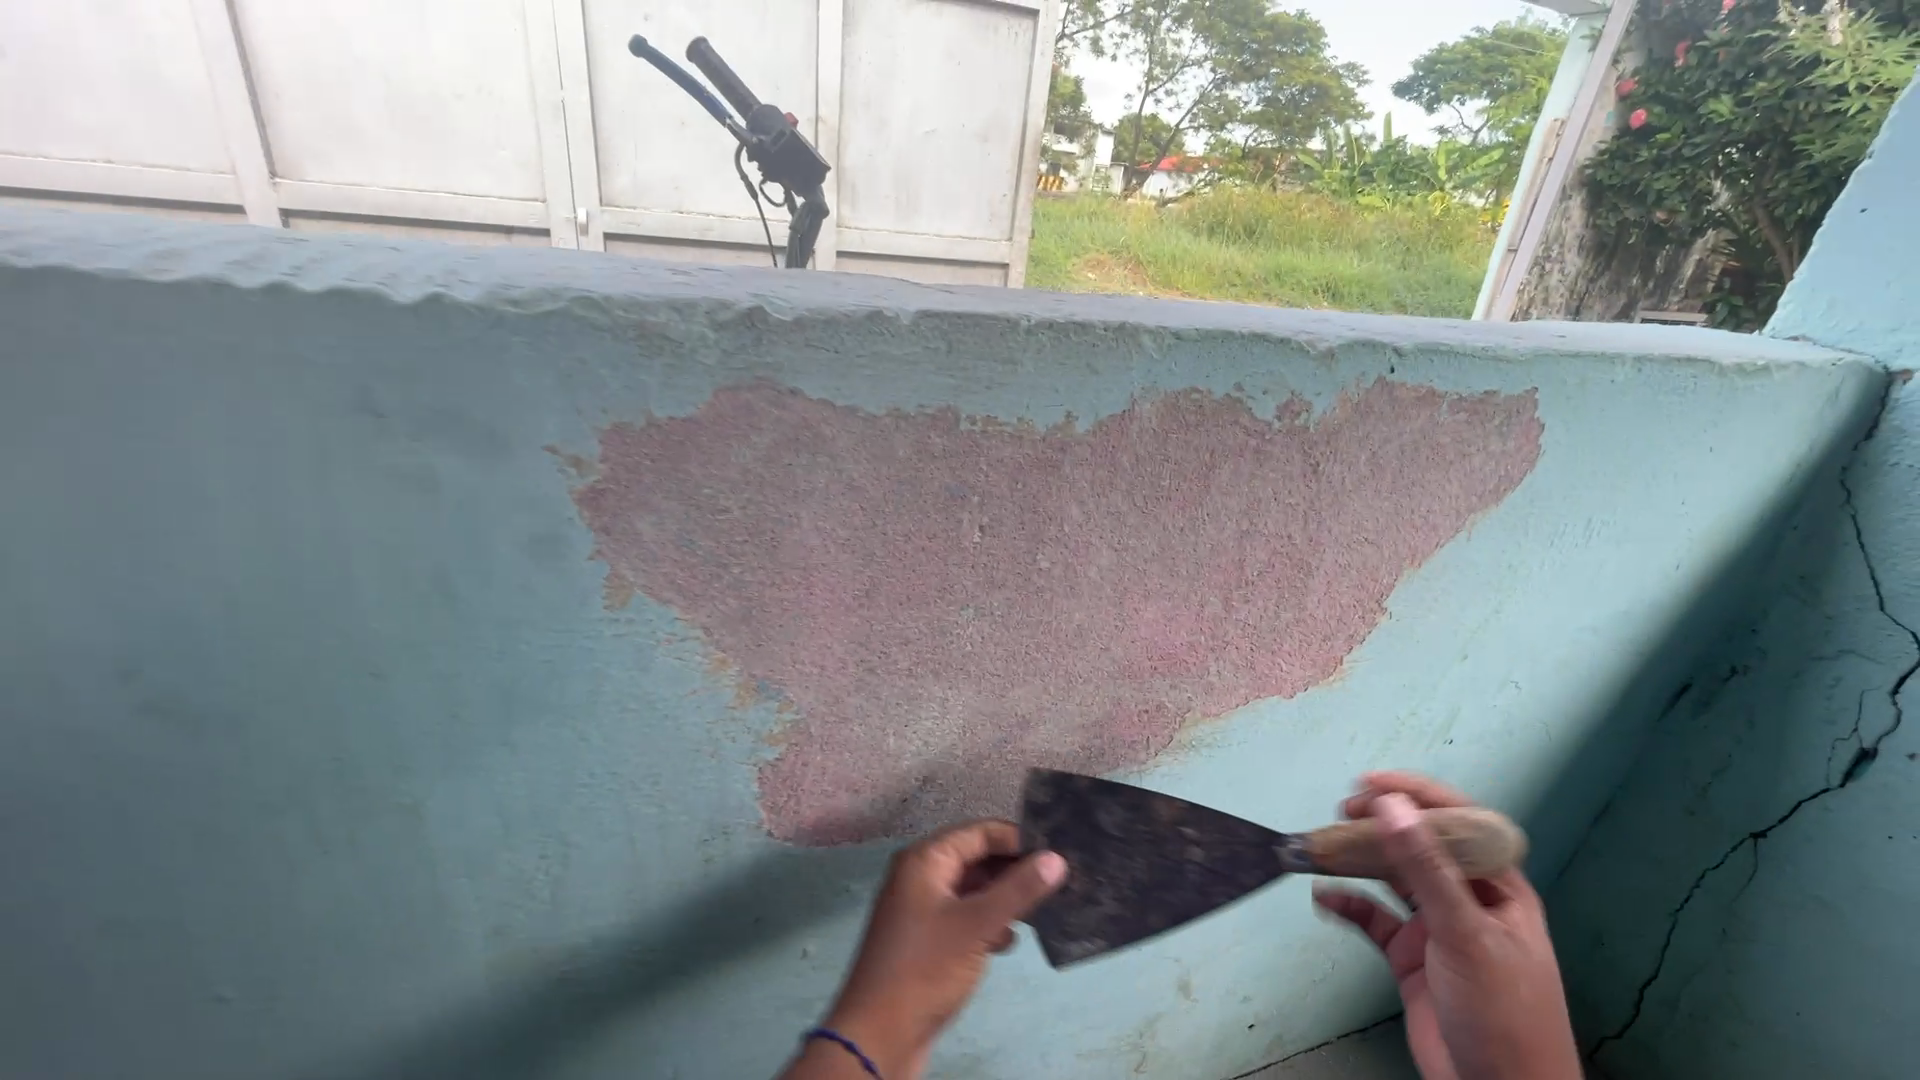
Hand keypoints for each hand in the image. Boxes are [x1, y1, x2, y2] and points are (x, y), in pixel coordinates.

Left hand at [790, 820, 1066, 1079]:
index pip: (979, 832)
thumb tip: (1057, 857)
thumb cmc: (926, 968)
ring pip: (972, 889)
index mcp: (925, 859)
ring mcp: (922, 907)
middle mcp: (920, 875)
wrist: (879, 1036)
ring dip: (1002, 899)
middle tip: (1056, 881)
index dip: (1017, 839)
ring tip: (1040, 911)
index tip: (1056, 853)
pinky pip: (964, 915)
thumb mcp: (977, 925)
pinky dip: (986, 922)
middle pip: (976, 858)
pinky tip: (1006, 941)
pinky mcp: (927, 937)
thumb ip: (1018, 889)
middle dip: (1012, 870)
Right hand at [1311, 773, 1581, 1079]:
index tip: (1372, 783)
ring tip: (1326, 843)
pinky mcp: (1409, 957)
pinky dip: (1346, 904)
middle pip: (1420, 846)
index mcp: (1499, 889)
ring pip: (1391, 879)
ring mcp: (1436, 929)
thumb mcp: (1465, 934)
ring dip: (1359, 861)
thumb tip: (1392, 806)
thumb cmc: (1504, 1017)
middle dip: (1382, 825)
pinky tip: (1323, 896)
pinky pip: (1372, 918)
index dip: (1419, 796)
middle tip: (1344, 810)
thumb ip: (1426, 868)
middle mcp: (1467, 901)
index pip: (1460, 824)